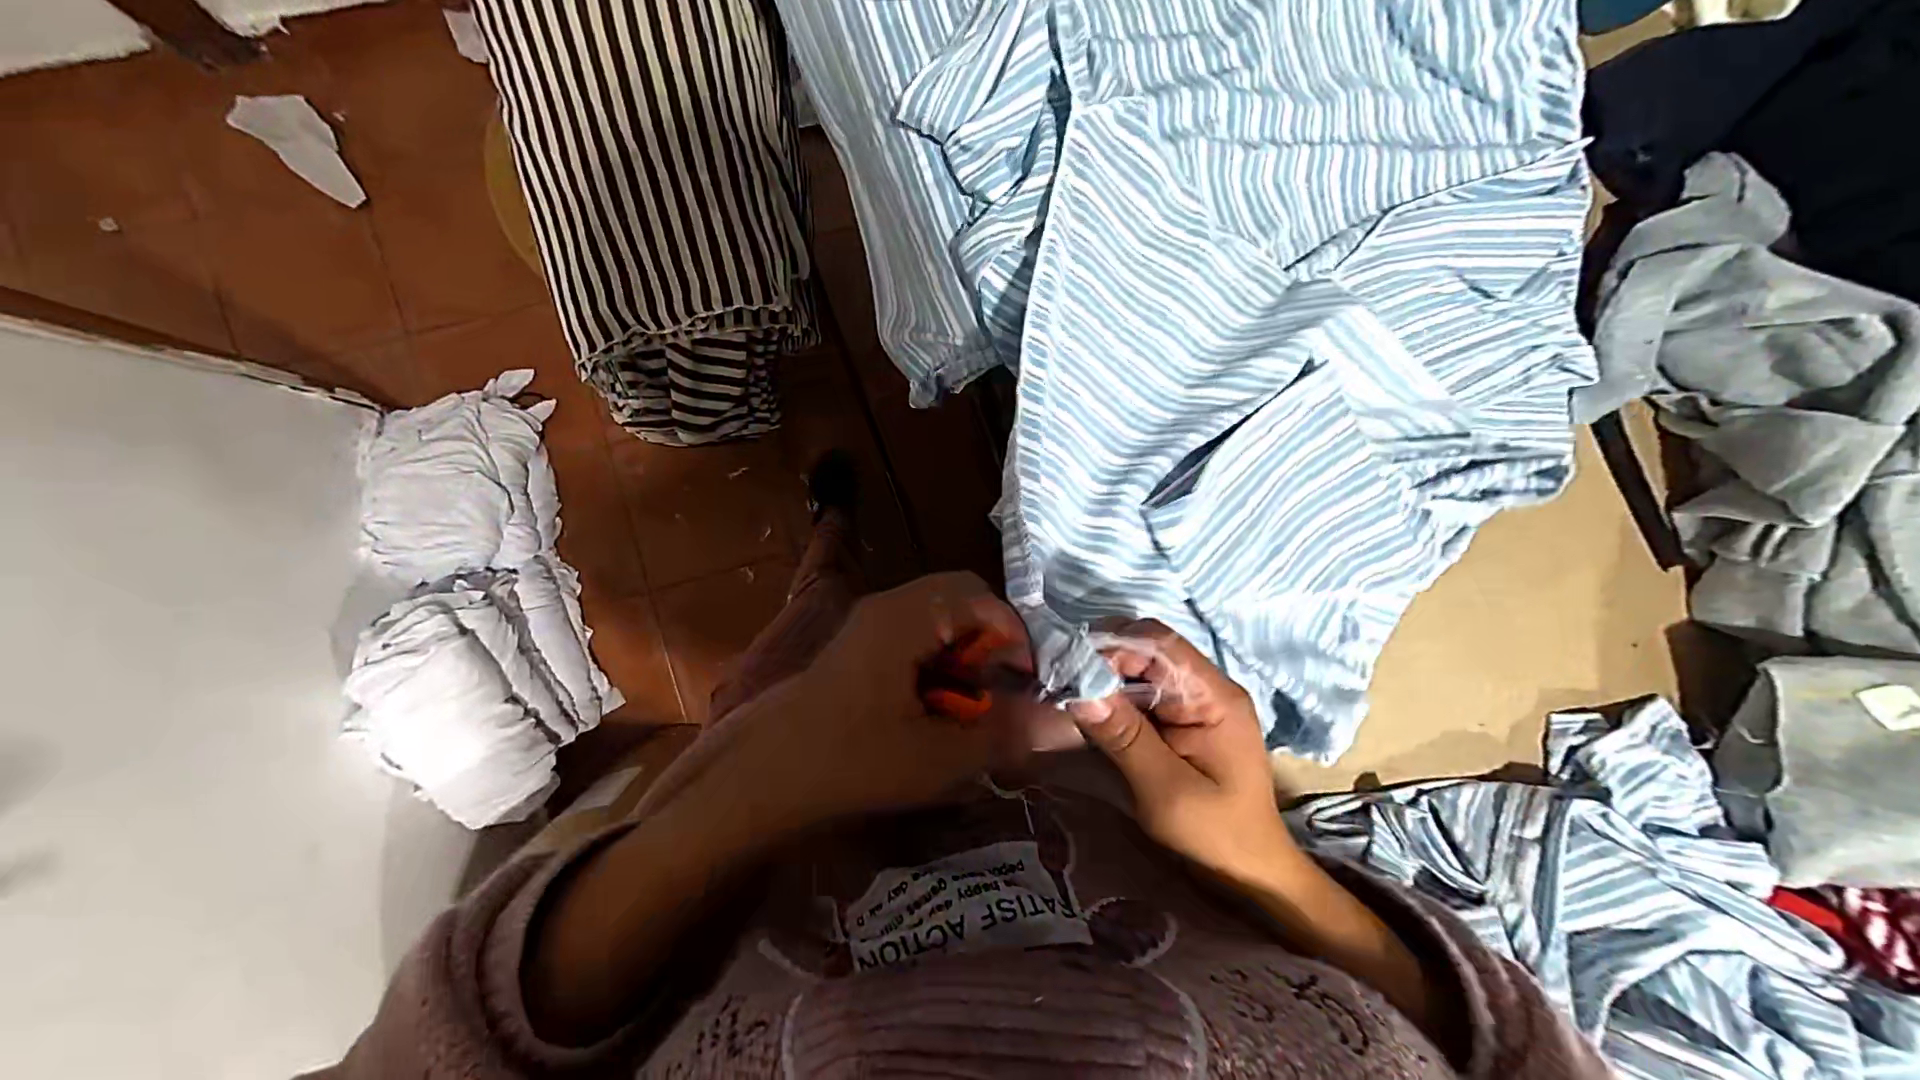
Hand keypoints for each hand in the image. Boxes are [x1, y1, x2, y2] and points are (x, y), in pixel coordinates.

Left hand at [636, 572, 1037, 837]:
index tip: (1028, 683)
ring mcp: (870, 625)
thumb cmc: (849, 762)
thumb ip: (1006, 735)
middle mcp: (888, 607)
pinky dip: (941, 662)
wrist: (760, 779)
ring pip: (940, 618)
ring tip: (972, 703)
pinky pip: (916, 636)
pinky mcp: (860, 648)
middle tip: (1002, 690)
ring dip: (967, 653)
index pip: (982, 598)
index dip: (1016, 636)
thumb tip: (1069, 724)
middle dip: (992, 642)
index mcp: (906, 617)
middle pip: (962, 599)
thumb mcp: (937, 756)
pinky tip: (937, 707)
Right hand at [1069, 619, 1301, 889]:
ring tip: (1070, 697)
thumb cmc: (1215, 835)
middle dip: (1102, 659)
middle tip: (1064, 685)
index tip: (1072, 672)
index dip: (1112, 647)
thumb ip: (1125, 738)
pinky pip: (1141, 690)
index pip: (1159, 642)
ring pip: (1140, 666)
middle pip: (1147, 647)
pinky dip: (1113, 695)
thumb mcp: (1165, 792)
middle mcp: (1207, 687)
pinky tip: (1092, 713)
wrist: (1250, 870)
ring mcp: (1195, 700)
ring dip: (1103, 677)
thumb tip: (1081, 690)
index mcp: (1214, 697)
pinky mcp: (1182, 716)